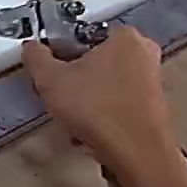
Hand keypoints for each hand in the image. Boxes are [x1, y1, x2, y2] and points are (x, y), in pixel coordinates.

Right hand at [22, 28, 186, 186]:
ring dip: (86, 94)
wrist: (136, 153)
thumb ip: (36, 57)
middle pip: (95, 58)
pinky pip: (117, 100)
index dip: (61, 49)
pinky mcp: (154, 107)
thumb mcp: (50, 79)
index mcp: (125, 36)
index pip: (84, 33)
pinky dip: (101, 110)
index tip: (49, 68)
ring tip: (70, 113)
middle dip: (75, 73)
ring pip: (105, 81)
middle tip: (57, 91)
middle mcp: (145, 53)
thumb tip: (31, 46)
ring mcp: (153, 80)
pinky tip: (88, 128)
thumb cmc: (94, 107)